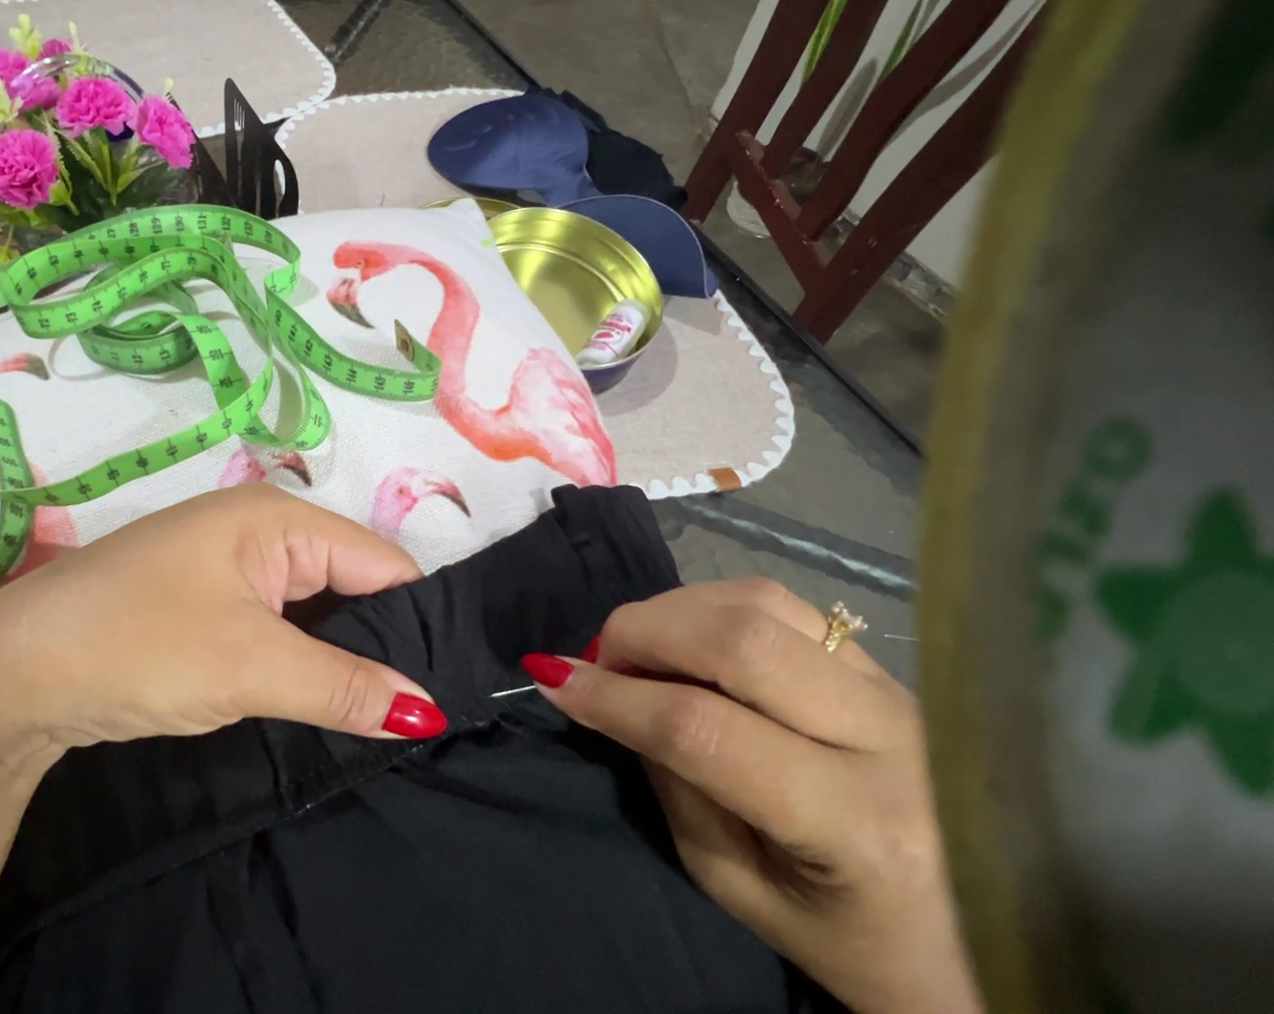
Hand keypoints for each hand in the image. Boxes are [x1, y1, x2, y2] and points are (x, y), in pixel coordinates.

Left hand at [0, 483, 447, 747]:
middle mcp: (257, 529)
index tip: (447, 691)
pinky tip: (317, 703)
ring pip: (312, 610)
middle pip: (350, 584)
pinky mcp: (202, 604)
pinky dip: (299, 662)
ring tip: (379, 718)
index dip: (417, 623)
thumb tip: (427, 710)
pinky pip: (276, 627)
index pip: (382, 563)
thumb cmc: (138, 647)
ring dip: (338, 659)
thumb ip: (345, 686)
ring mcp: (225, 567)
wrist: (9, 675)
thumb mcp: (251, 667)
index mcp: (278, 518)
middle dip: (379, 645)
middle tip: (416, 716)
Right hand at [522, 580, 980, 1013]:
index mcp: (857, 825)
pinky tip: (689, 640)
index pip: (705, 728)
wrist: (992, 937)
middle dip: (641, 633)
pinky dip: (715, 608)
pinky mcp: (893, 669)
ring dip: (676, 609)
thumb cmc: (855, 943)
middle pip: (739, 637)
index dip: (615, 698)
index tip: (553, 680)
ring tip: (637, 647)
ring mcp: (900, 691)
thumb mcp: (743, 891)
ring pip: (764, 601)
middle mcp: (889, 738)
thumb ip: (677, 785)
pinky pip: (788, 608)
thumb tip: (615, 699)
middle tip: (596, 660)